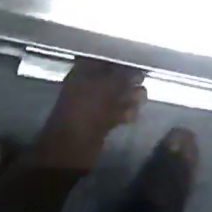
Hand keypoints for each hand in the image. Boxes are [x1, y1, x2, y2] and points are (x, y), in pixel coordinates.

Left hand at [30, 59, 145, 170]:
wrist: (68, 152)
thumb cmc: (83, 113)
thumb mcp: (103, 89)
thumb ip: (121, 77)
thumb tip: (138, 72)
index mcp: (82, 73)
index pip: (105, 59)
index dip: (121, 59)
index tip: (137, 59)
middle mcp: (88, 86)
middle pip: (113, 77)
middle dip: (128, 78)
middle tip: (143, 79)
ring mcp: (94, 105)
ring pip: (116, 95)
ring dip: (129, 96)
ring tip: (141, 98)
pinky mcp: (100, 123)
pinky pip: (116, 112)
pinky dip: (126, 112)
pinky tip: (133, 114)